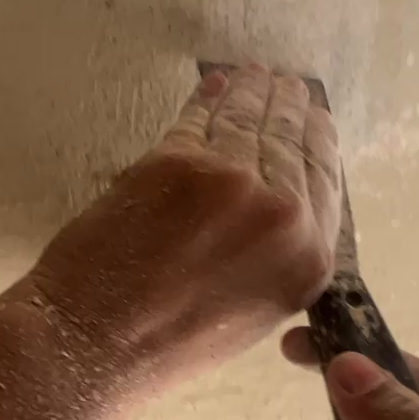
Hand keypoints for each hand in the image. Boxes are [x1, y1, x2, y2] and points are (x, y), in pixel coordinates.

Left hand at [27, 63, 342, 384]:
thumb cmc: (165, 343)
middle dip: (289, 106)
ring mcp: (231, 182)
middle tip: (286, 83)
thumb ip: (275, 253)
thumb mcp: (249, 310)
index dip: (318, 141)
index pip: (325, 180)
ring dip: (251, 92)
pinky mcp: (178, 162)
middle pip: (291, 141)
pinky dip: (207, 99)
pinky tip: (215, 85)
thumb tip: (278, 198)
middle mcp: (282, 215)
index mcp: (307, 262)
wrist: (94, 344)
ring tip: (256, 75)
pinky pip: (198, 118)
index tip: (315, 116)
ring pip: (247, 121)